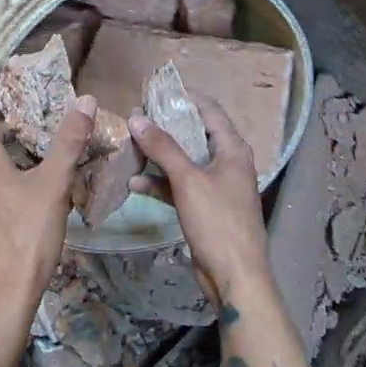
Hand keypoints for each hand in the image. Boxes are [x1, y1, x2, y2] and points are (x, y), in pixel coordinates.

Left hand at [0, 93, 93, 318]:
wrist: (4, 296)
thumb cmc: (26, 234)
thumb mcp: (54, 184)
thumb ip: (69, 141)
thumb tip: (85, 100)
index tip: (17, 100)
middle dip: (6, 126)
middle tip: (40, 122)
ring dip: (9, 153)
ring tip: (42, 153)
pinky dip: (8, 177)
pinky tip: (35, 190)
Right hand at [129, 96, 271, 303]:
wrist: (235, 276)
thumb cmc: (218, 221)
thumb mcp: (188, 180)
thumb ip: (163, 148)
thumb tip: (136, 117)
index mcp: (232, 149)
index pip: (209, 110)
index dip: (184, 97)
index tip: (155, 90)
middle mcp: (226, 162)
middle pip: (194, 134)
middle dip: (165, 126)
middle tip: (136, 117)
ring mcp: (216, 186)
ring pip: (184, 161)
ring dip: (159, 156)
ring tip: (130, 145)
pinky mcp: (205, 208)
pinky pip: (180, 186)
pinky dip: (160, 183)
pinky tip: (135, 183)